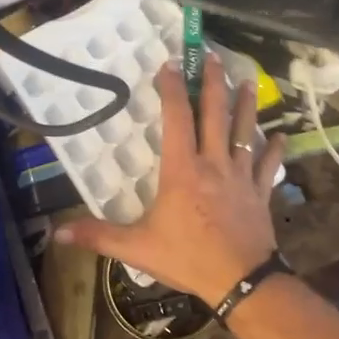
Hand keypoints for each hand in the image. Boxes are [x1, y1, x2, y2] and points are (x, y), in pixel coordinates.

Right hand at [55, 61, 284, 305]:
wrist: (241, 281)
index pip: (177, 118)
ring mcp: (241, 177)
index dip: (172, 89)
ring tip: (248, 82)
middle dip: (213, 83)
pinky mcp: (259, 193)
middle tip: (212, 57)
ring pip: (245, 132)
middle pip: (215, 114)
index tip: (168, 65)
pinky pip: (268, 166)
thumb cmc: (188, 258)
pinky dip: (274, 150)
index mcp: (182, 170)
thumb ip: (98, 236)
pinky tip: (282, 136)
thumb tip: (57, 233)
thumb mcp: (137, 248)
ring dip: (246, 106)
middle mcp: (213, 164)